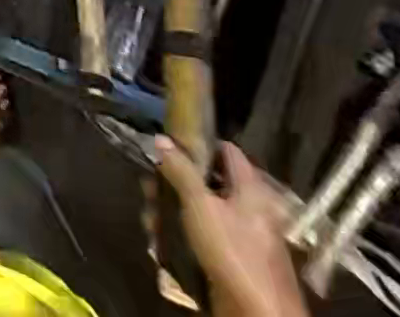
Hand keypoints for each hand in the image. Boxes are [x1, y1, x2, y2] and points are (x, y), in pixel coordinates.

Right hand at [154, 138, 305, 316]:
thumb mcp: (200, 206)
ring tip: (149, 220)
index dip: (199, 144)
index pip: (225, 150)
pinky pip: (203, 237)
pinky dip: (181, 235)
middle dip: (173, 183)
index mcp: (250, 188)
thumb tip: (160, 138)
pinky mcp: (231, 260)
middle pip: (207, 182)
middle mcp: (248, 208)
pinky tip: (159, 241)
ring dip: (171, 211)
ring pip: (200, 211)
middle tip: (149, 187)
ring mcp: (241, 236)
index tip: (169, 146)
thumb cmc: (232, 252)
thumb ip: (181, 171)